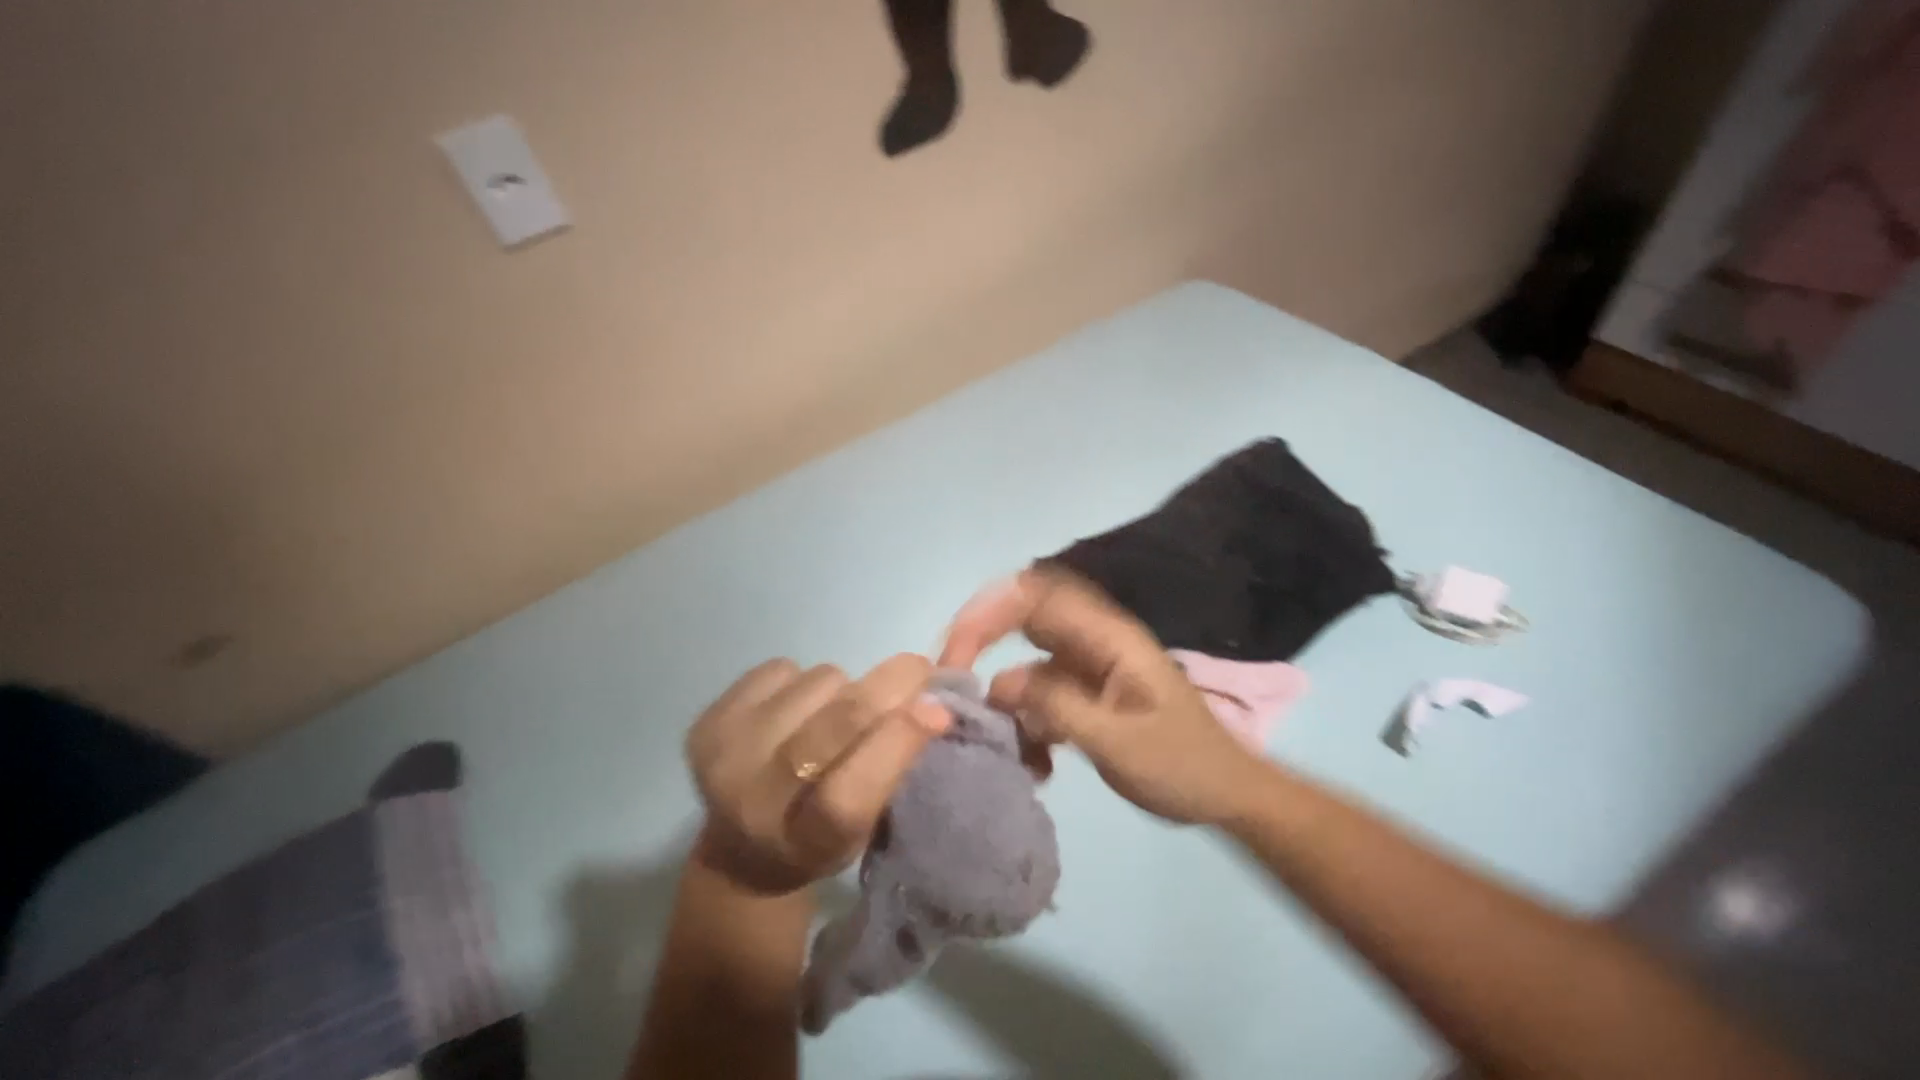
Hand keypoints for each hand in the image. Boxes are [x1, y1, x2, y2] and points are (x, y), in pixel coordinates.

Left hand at [685, 654, 949, 894]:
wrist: (740, 852)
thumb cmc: (823, 840)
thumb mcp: (869, 826)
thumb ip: (896, 768)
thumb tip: (933, 701)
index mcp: (805, 844)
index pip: (850, 793)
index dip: (898, 743)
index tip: (938, 708)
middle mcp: (755, 802)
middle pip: (833, 725)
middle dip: (889, 687)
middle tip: (918, 671)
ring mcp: (724, 756)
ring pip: (816, 683)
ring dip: (842, 688)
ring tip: (836, 712)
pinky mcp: (707, 722)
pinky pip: (780, 668)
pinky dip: (802, 681)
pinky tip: (795, 709)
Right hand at [941, 570, 1272, 825]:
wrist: (1225, 795)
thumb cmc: (1182, 765)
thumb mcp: (1118, 742)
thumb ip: (1057, 707)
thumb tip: (1000, 683)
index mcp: (1108, 638)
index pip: (1037, 596)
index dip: (990, 610)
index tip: (957, 651)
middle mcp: (1094, 643)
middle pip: (1024, 622)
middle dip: (983, 647)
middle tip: (956, 691)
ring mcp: (1089, 669)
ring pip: (1028, 666)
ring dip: (1009, 702)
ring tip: (1009, 748)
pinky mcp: (1086, 697)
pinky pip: (1040, 697)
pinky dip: (1027, 724)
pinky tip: (1036, 765)